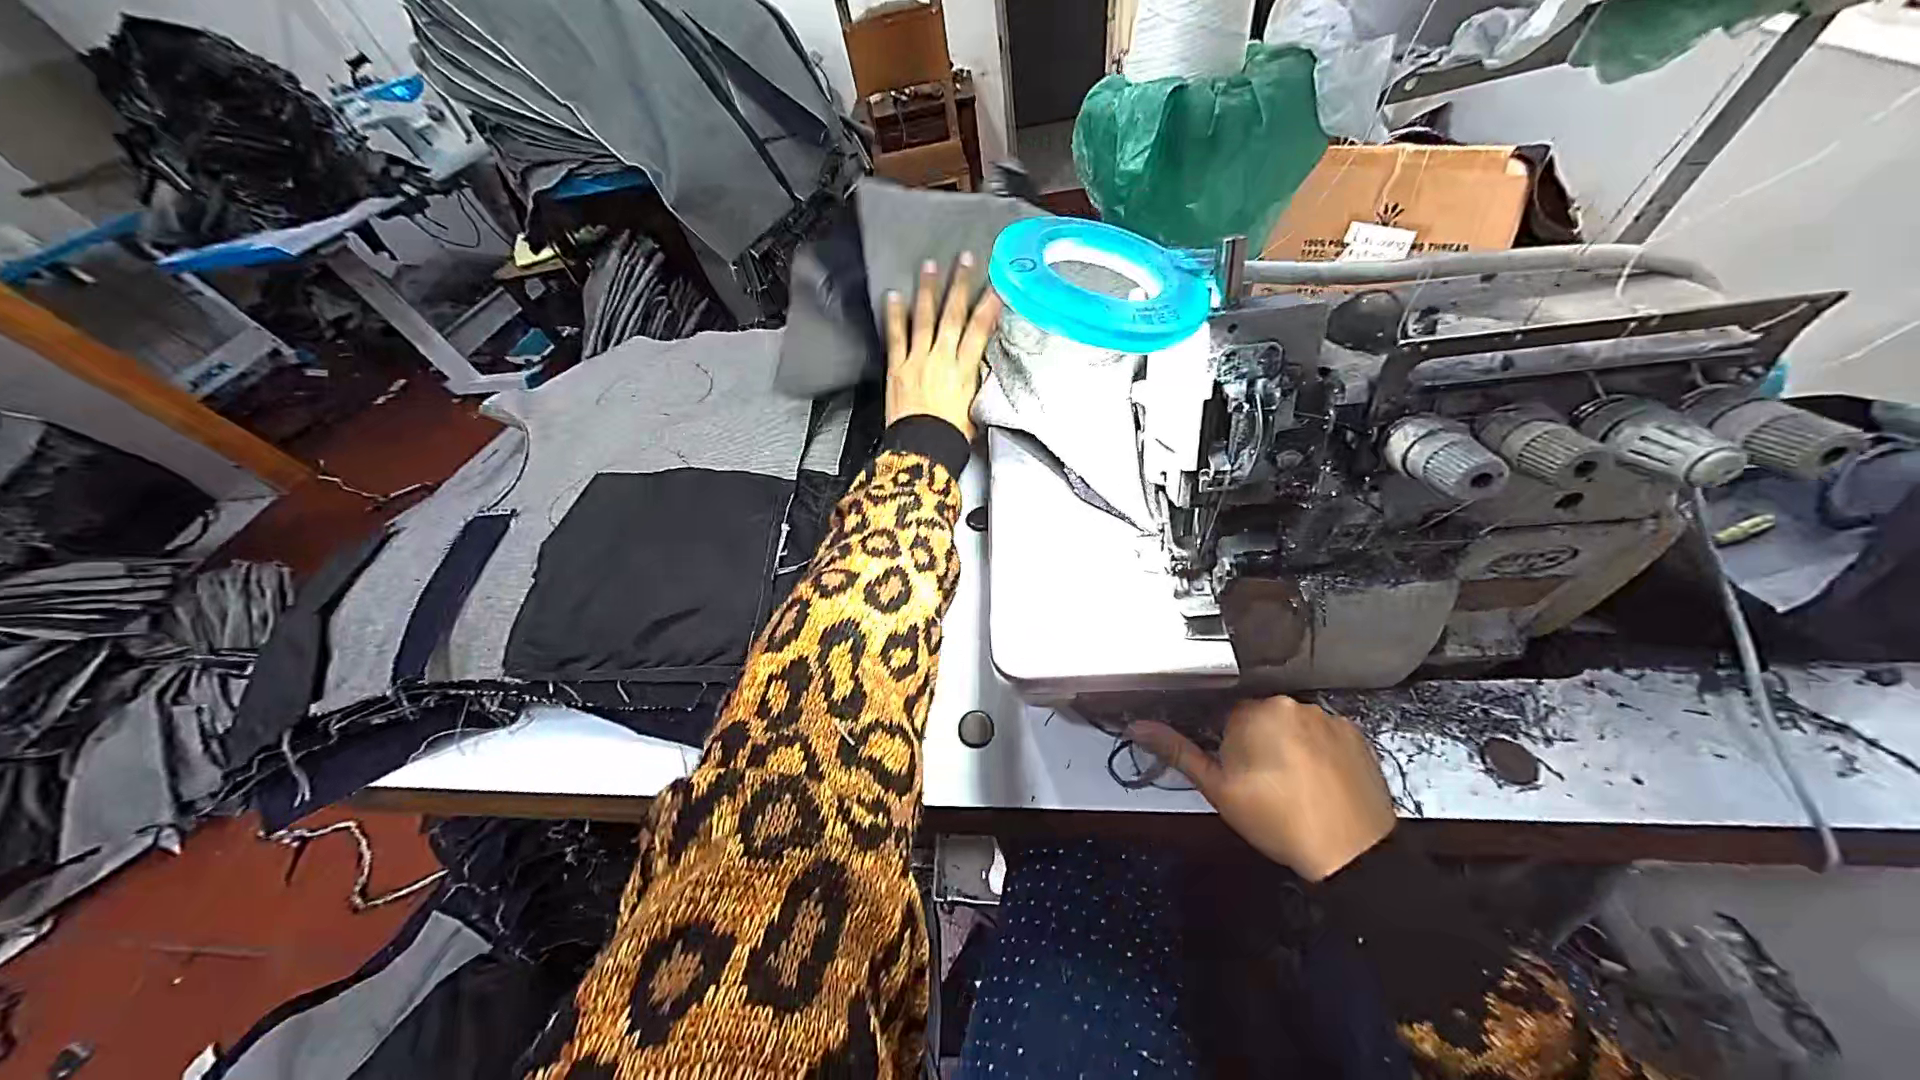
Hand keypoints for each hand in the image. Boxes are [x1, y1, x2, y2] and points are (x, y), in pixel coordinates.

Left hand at [885, 253, 1000, 439]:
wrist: (923, 448)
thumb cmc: (951, 435)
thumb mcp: (975, 408)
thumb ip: (975, 382)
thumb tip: (978, 366)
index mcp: (964, 369)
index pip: (979, 330)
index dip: (989, 306)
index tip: (996, 286)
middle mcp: (941, 358)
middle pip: (953, 315)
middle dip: (960, 285)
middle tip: (965, 259)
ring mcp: (917, 360)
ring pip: (924, 318)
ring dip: (928, 290)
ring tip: (930, 266)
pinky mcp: (897, 368)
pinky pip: (896, 336)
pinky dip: (895, 315)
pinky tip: (894, 295)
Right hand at [1130, 696, 1396, 881]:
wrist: (1351, 854)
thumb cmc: (1281, 822)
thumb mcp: (1218, 789)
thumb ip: (1177, 751)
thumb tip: (1140, 728)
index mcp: (1254, 712)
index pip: (1226, 716)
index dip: (1227, 746)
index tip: (1235, 772)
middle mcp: (1291, 705)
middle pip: (1260, 717)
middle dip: (1256, 742)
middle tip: (1261, 783)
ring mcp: (1327, 718)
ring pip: (1291, 725)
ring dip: (1287, 745)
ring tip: (1293, 786)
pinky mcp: (1355, 734)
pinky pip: (1323, 734)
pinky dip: (1317, 751)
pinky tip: (1316, 781)